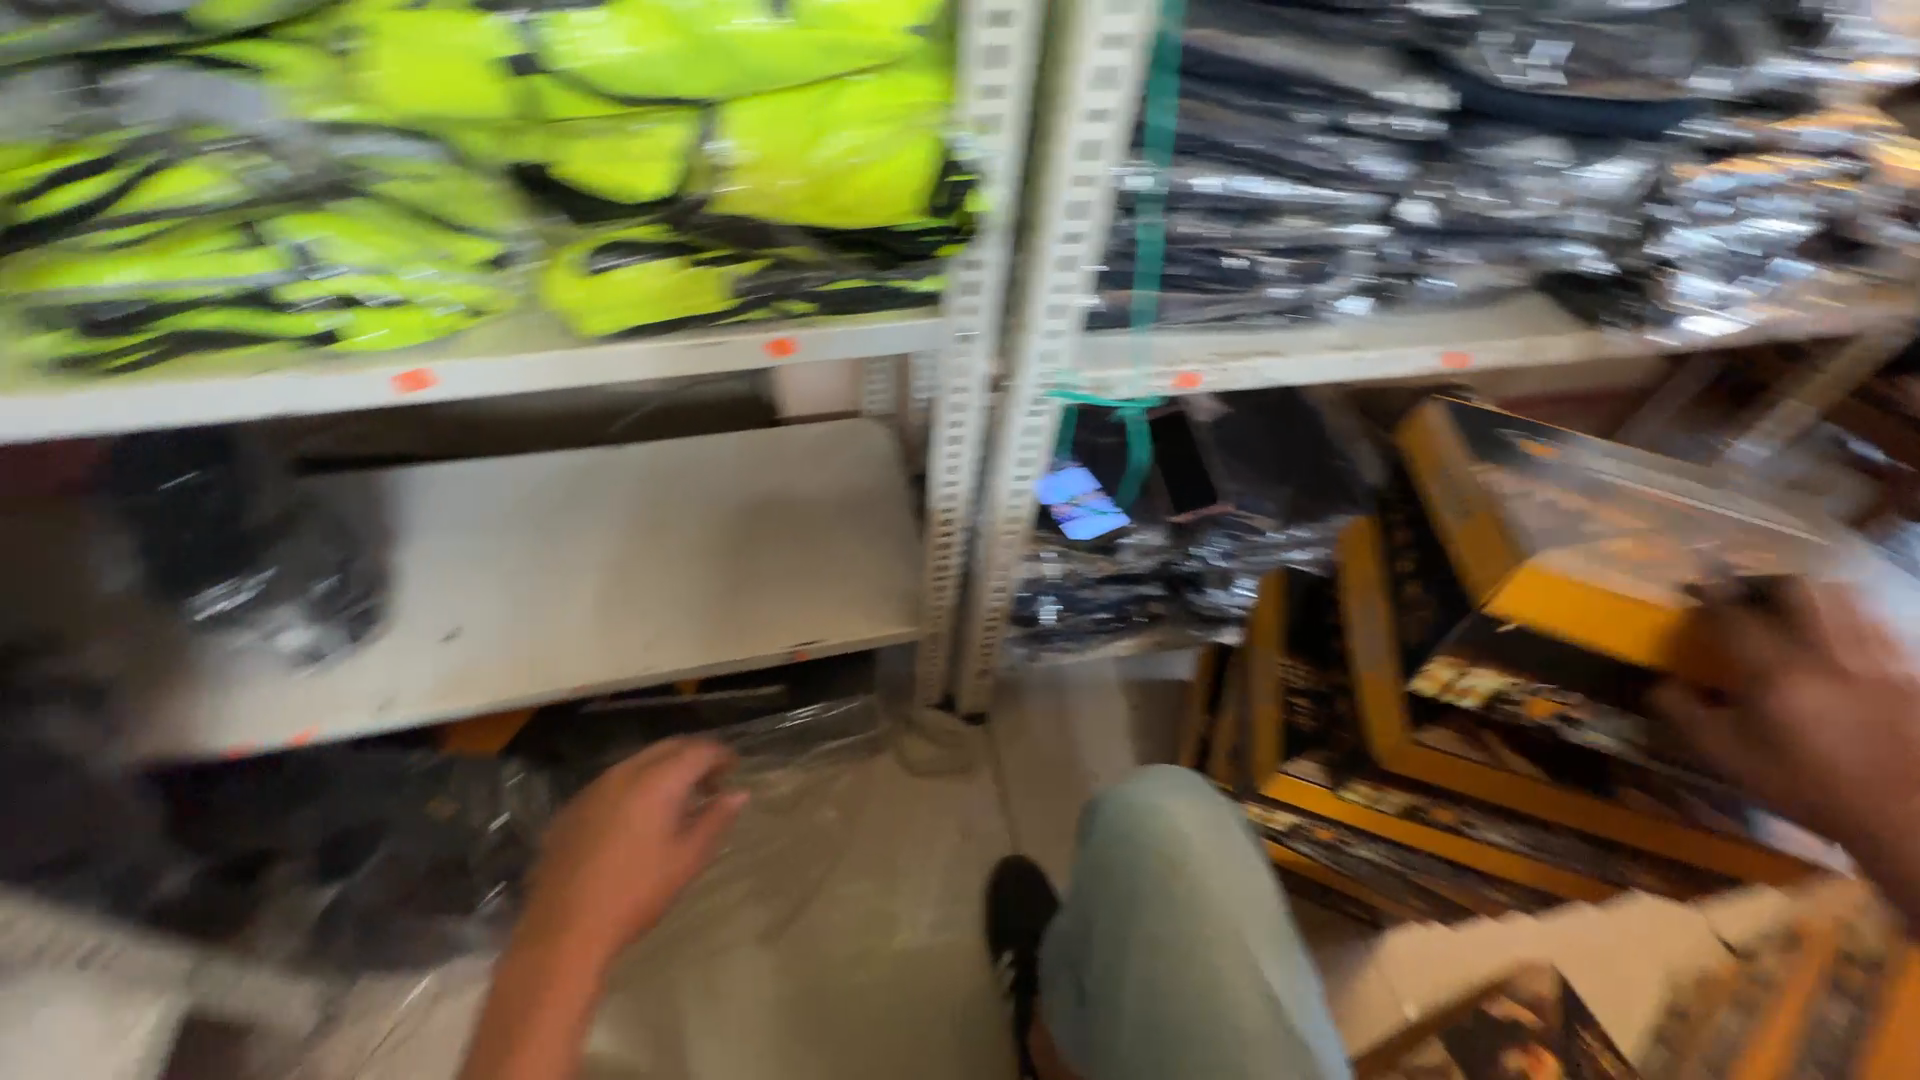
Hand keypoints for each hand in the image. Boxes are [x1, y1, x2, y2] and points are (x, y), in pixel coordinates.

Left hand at [516, 738, 748, 967]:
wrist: (563, 930)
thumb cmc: (636, 893)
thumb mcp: (687, 859)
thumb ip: (716, 819)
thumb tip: (739, 793)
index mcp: (657, 782)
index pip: (698, 750)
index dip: (721, 756)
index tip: (734, 771)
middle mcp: (624, 773)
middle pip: (668, 748)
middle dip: (694, 757)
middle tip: (711, 784)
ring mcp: (593, 788)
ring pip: (638, 762)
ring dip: (664, 771)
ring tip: (678, 802)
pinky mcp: (572, 808)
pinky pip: (613, 782)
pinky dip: (637, 786)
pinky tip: (639, 820)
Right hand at [1649, 578, 1919, 852]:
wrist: (1907, 818)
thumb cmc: (1808, 787)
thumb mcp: (1727, 757)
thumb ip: (1685, 715)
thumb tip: (1662, 684)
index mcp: (1776, 674)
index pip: (1734, 616)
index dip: (1711, 595)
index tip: (1696, 585)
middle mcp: (1829, 655)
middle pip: (1799, 591)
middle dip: (1766, 583)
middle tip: (1747, 592)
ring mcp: (1881, 661)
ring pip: (1848, 601)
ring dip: (1812, 596)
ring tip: (1793, 607)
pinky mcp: (1914, 674)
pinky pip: (1881, 627)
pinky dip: (1853, 620)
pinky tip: (1841, 639)